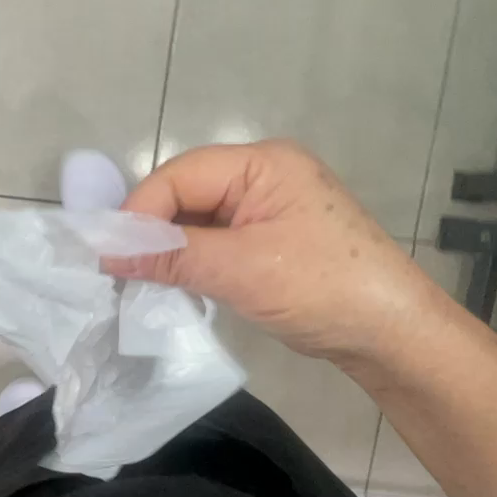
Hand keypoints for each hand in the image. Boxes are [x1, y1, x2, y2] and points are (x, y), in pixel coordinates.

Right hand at [106, 140, 446, 364]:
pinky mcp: (265, 238)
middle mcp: (261, 175)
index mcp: (263, 164)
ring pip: (194, 218)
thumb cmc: (321, 288)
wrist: (389, 333)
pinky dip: (187, 260)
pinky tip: (171, 282)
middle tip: (117, 269)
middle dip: (150, 230)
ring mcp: (264, 207)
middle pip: (184, 192)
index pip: (180, 176)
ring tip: (137, 279)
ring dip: (166, 248)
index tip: (110, 254)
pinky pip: (211, 239)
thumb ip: (172, 255)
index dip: (140, 212)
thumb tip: (107, 254)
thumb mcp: (240, 270)